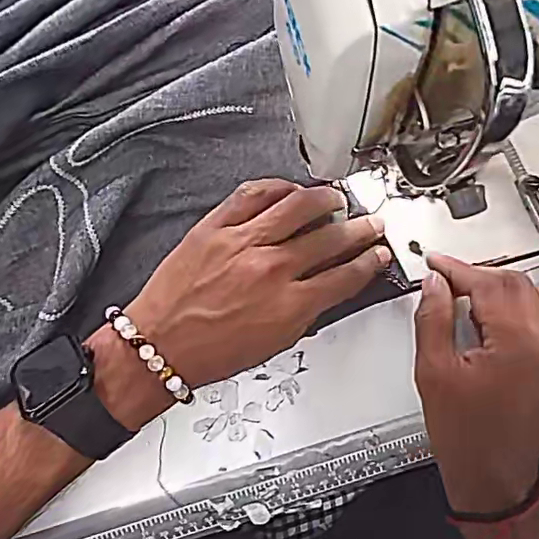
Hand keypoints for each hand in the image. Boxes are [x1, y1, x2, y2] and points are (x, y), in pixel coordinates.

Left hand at [89, 179, 390, 428]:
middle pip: (331, 237)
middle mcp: (270, 269)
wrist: (160, 345)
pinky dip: (278, 187)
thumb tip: (327, 287)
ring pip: (298, 205)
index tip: (377, 253)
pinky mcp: (215, 226)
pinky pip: (254, 194)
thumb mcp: (275, 342)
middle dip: (360, 228)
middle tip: (370, 223)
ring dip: (326, 199)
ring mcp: (242, 242)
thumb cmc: (211, 352)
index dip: (369, 261)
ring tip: (336, 198)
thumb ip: (307, 311)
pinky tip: (289, 190)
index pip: (346, 275)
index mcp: (290, 305)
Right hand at [413, 254, 538, 514]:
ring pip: (532, 295)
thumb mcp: (433, 372)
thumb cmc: (467, 437)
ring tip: (465, 295)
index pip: (488, 284)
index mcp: (518, 342)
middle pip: (514, 284)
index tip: (436, 263)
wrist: (492, 477)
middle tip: (444, 279)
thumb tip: (435, 286)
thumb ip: (433, 319)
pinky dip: (519, 304)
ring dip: (499, 287)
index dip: (456, 269)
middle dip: (476, 275)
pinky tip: (494, 314)